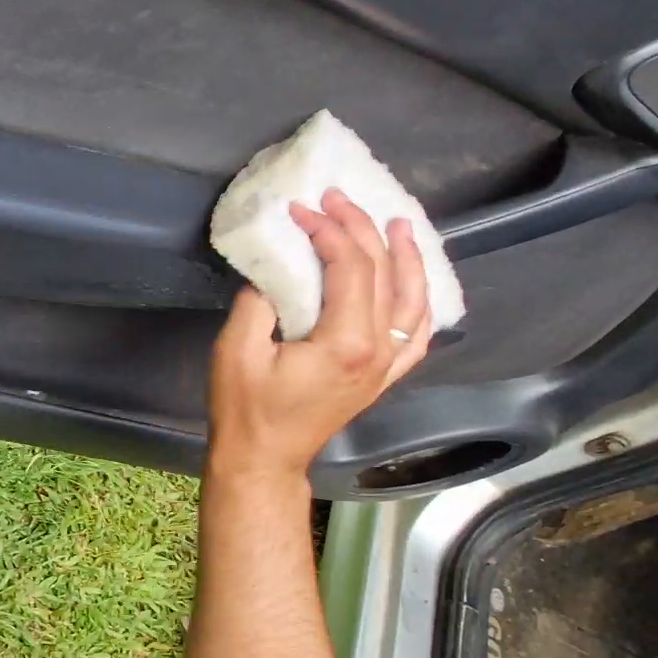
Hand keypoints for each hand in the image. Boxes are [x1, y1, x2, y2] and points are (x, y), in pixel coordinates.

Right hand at [209, 187, 433, 481]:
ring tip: (397, 224)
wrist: (263, 457)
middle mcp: (382, 349)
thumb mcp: (236, 352)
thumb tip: (273, 270)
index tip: (300, 209)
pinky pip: (419, 330)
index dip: (327, 232)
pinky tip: (415, 282)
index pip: (350, 268)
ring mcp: (390, 364)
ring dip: (406, 256)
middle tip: (337, 200)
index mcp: (347, 341)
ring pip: (414, 298)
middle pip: (384, 274)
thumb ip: (257, 304)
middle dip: (361, 229)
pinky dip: (421, 299)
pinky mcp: (385, 375)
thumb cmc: (244, 408)